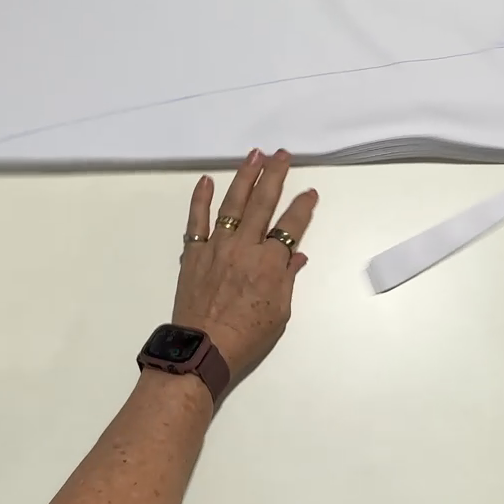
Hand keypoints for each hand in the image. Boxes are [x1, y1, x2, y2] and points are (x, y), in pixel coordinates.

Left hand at [172, 150, 316, 385]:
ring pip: (232, 204)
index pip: (291, 226)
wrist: (204, 348)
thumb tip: (296, 257)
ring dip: (244, 177)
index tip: (310, 192)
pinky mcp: (193, 253)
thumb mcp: (280, 312)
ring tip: (254, 155)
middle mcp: (245, 247)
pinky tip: (206, 180)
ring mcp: (217, 247)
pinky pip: (196, 220)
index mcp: (270, 263)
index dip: (303, 207)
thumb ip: (287, 279)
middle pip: (263, 203)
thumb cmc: (247, 336)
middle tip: (282, 155)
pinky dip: (200, 199)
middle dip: (275, 175)